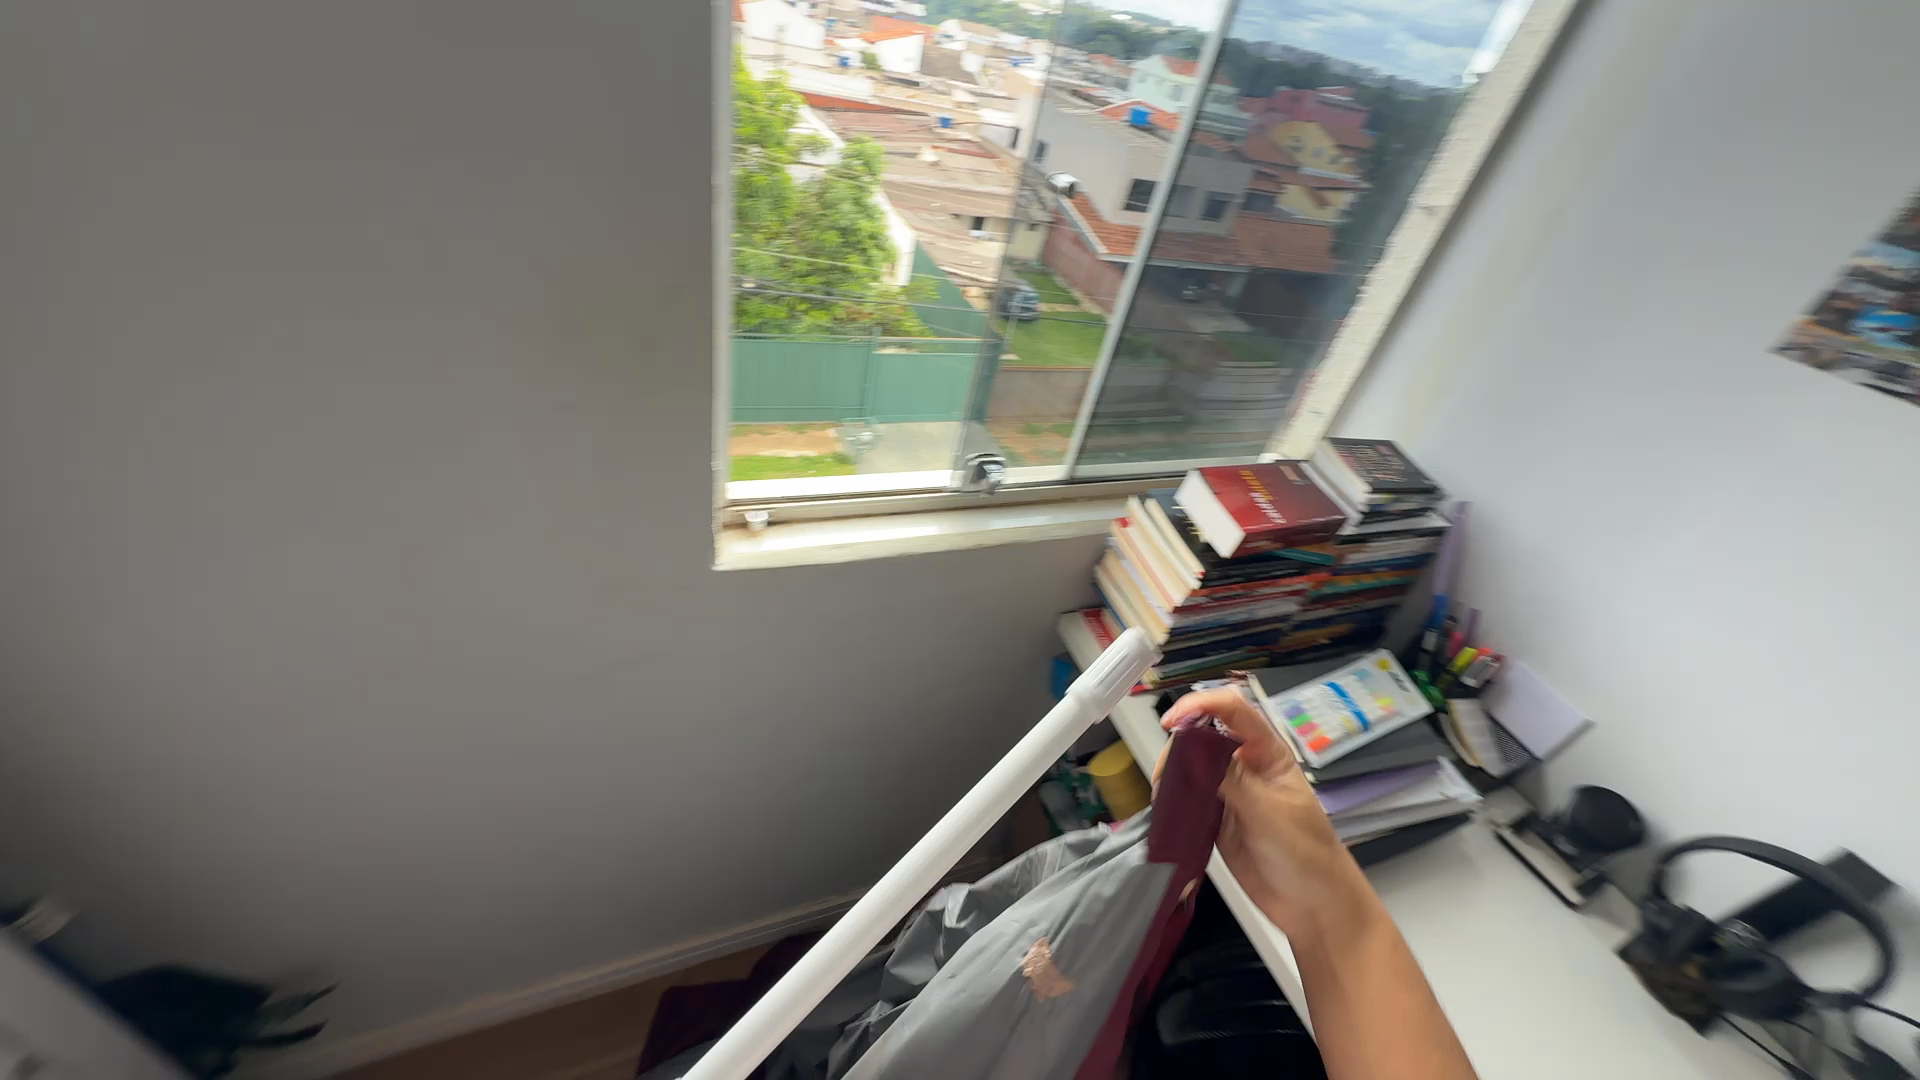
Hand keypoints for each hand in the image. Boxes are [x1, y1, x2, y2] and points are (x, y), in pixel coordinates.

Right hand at [1160, 686, 1377, 937]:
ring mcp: (1229, 792)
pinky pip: (1187, 796)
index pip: (1232, 711)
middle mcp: (1245, 766)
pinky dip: (1171, 796)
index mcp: (1267, 753)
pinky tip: (1164, 805)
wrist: (1314, 908)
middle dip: (1179, 745)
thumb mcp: (1269, 812)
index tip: (1172, 722)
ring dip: (1172, 772)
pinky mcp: (1215, 817)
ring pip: (1190, 765)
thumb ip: (1231, 778)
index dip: (1200, 705)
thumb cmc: (1306, 854)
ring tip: (1161, 793)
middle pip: (1203, 735)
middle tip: (1164, 772)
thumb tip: (1192, 749)